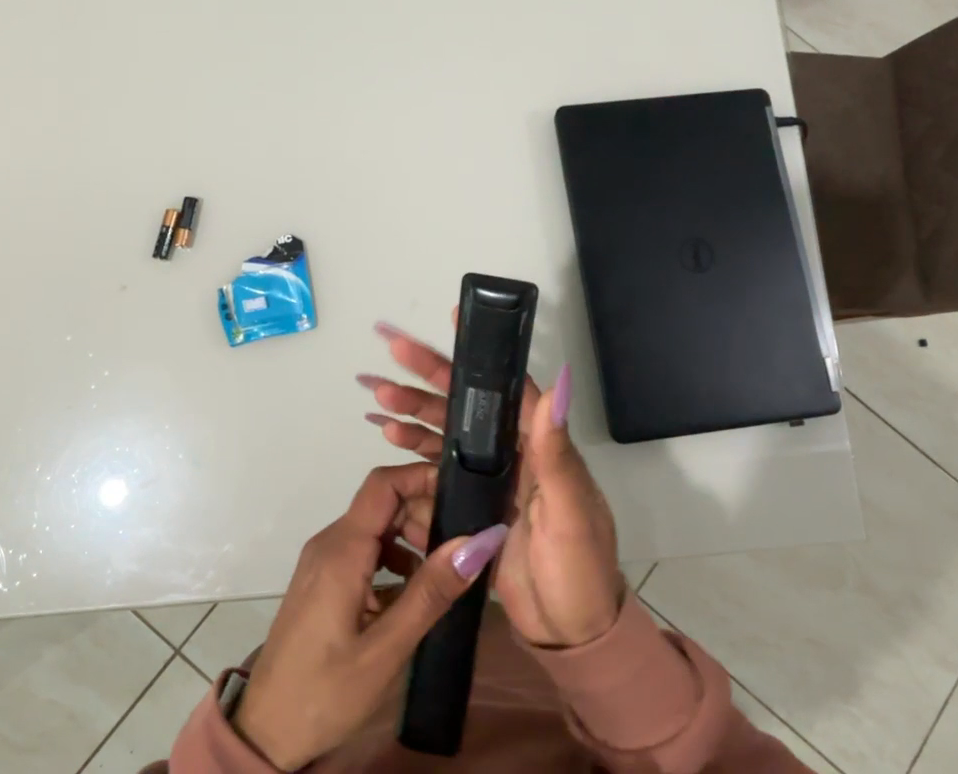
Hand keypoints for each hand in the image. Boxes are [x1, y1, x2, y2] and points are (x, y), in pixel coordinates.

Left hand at [232, 463, 507, 769]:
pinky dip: (396, 561)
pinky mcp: (324, 583)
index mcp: (341, 551)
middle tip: (461, 553)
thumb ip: (431, 591)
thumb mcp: (387, 648)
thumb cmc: (326, 692)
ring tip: (445, 576)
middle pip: (383, 503)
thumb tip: (480, 540)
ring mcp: (323, 563)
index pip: (383, 484)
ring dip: (413, 540)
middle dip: (426, 515)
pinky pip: (365, 553)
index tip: (465, 499)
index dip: (423, 479)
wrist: (265, 732)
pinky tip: (416, 595)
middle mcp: (329, 544)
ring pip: (376, 528)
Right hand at [360, 321, 623, 648]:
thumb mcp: (572, 511)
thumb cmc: (580, 568)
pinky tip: (388, 441)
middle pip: (465, 409)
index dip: (476, 357)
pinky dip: (412, 456)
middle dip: (426, 383)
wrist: (570, 634)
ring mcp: (492, 484)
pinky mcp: (473, 511)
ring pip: (445, 438)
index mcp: (541, 448)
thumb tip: (558, 385)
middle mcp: (515, 457)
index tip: (448, 324)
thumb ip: (557, 453)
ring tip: (377, 399)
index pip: (505, 390)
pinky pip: (436, 474)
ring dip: (413, 416)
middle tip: (388, 360)